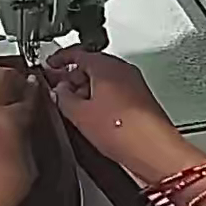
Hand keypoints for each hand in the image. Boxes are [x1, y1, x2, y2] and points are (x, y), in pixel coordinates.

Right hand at [44, 46, 203, 183]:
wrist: (154, 152)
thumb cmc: (124, 130)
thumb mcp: (78, 113)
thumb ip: (62, 97)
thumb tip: (59, 91)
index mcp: (107, 66)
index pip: (77, 52)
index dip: (59, 58)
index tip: (50, 65)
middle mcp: (123, 71)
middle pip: (91, 65)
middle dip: (71, 76)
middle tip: (57, 87)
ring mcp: (134, 85)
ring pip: (103, 80)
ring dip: (85, 89)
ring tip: (72, 106)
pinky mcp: (140, 101)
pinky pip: (114, 93)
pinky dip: (100, 99)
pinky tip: (91, 117)